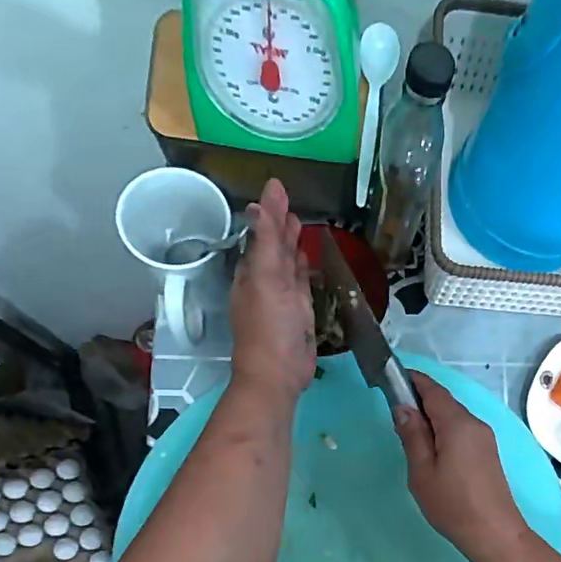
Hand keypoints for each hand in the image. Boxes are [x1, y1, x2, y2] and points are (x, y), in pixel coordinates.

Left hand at [228, 179, 313, 403]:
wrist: (278, 373)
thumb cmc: (269, 327)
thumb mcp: (266, 277)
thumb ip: (266, 239)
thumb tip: (261, 200)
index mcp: (252, 272)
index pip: (260, 234)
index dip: (268, 213)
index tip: (277, 188)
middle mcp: (266, 282)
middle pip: (273, 246)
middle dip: (280, 225)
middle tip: (290, 200)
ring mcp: (283, 298)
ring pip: (288, 264)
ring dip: (292, 244)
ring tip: (300, 222)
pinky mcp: (300, 312)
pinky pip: (301, 283)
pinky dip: (303, 268)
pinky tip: (307, 259)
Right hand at [392, 372, 535, 561]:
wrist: (494, 534)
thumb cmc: (452, 504)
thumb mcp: (422, 471)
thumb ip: (412, 435)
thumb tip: (403, 407)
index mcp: (457, 423)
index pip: (433, 390)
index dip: (413, 381)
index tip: (392, 379)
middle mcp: (474, 423)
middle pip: (444, 402)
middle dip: (420, 401)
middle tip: (395, 416)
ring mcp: (484, 438)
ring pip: (453, 417)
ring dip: (431, 418)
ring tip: (409, 437)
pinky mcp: (487, 452)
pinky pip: (462, 431)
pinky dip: (443, 431)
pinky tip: (431, 450)